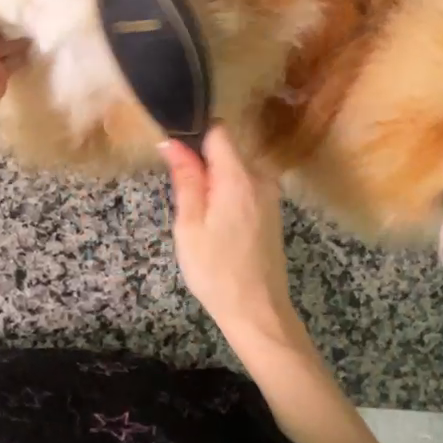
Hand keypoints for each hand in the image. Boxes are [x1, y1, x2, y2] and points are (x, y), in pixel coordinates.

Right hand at [159, 125, 300, 339]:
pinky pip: (243, 187)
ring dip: (212, 182)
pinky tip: (215, 225)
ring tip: (197, 216)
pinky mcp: (271, 211)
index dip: (193, 136)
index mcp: (239, 177)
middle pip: (225, 151)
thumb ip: (185, 178)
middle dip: (200, 165)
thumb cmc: (216, 270)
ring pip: (233, 170)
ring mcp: (270, 196)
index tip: (173, 155)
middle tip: (183, 200)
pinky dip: (225, 195)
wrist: (257, 312)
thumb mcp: (189, 224)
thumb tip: (171, 143)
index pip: (217, 131)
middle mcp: (261, 179)